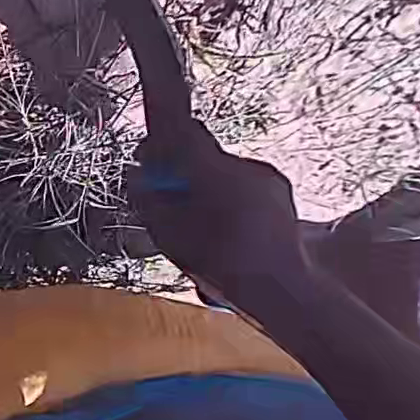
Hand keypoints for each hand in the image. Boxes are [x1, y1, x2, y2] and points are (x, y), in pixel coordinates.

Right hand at [126, 121, 314, 304]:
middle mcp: (245, 166)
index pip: (183, 132)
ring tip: (194, 217)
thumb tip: (138, 174)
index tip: (144, 152)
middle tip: (163, 194)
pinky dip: (224, 194)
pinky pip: (240, 181)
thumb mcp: (166, 232)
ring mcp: (267, 177)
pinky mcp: (279, 190)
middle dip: (177, 167)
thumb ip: (148, 197)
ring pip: (219, 168)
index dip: (159, 137)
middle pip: (199, 151)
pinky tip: (220, 222)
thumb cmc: (218, 262)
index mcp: (215, 172)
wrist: (281, 287)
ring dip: (202, 183)